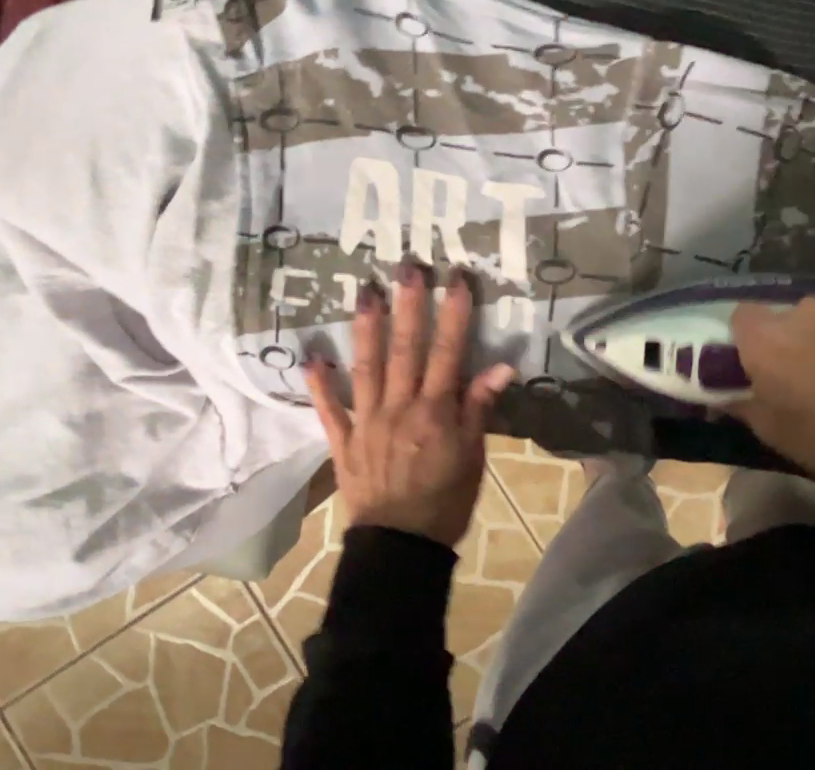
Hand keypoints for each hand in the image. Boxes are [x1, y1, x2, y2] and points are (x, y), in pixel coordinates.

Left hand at [304, 260, 516, 547]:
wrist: (400, 548)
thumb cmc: (446, 503)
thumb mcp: (474, 458)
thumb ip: (480, 409)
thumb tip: (502, 366)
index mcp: (436, 412)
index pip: (449, 352)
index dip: (455, 313)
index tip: (458, 277)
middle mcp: (400, 407)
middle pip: (406, 349)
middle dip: (409, 306)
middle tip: (407, 266)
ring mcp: (367, 422)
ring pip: (366, 367)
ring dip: (366, 328)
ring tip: (364, 291)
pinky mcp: (343, 441)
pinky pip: (328, 409)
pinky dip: (319, 384)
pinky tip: (312, 356)